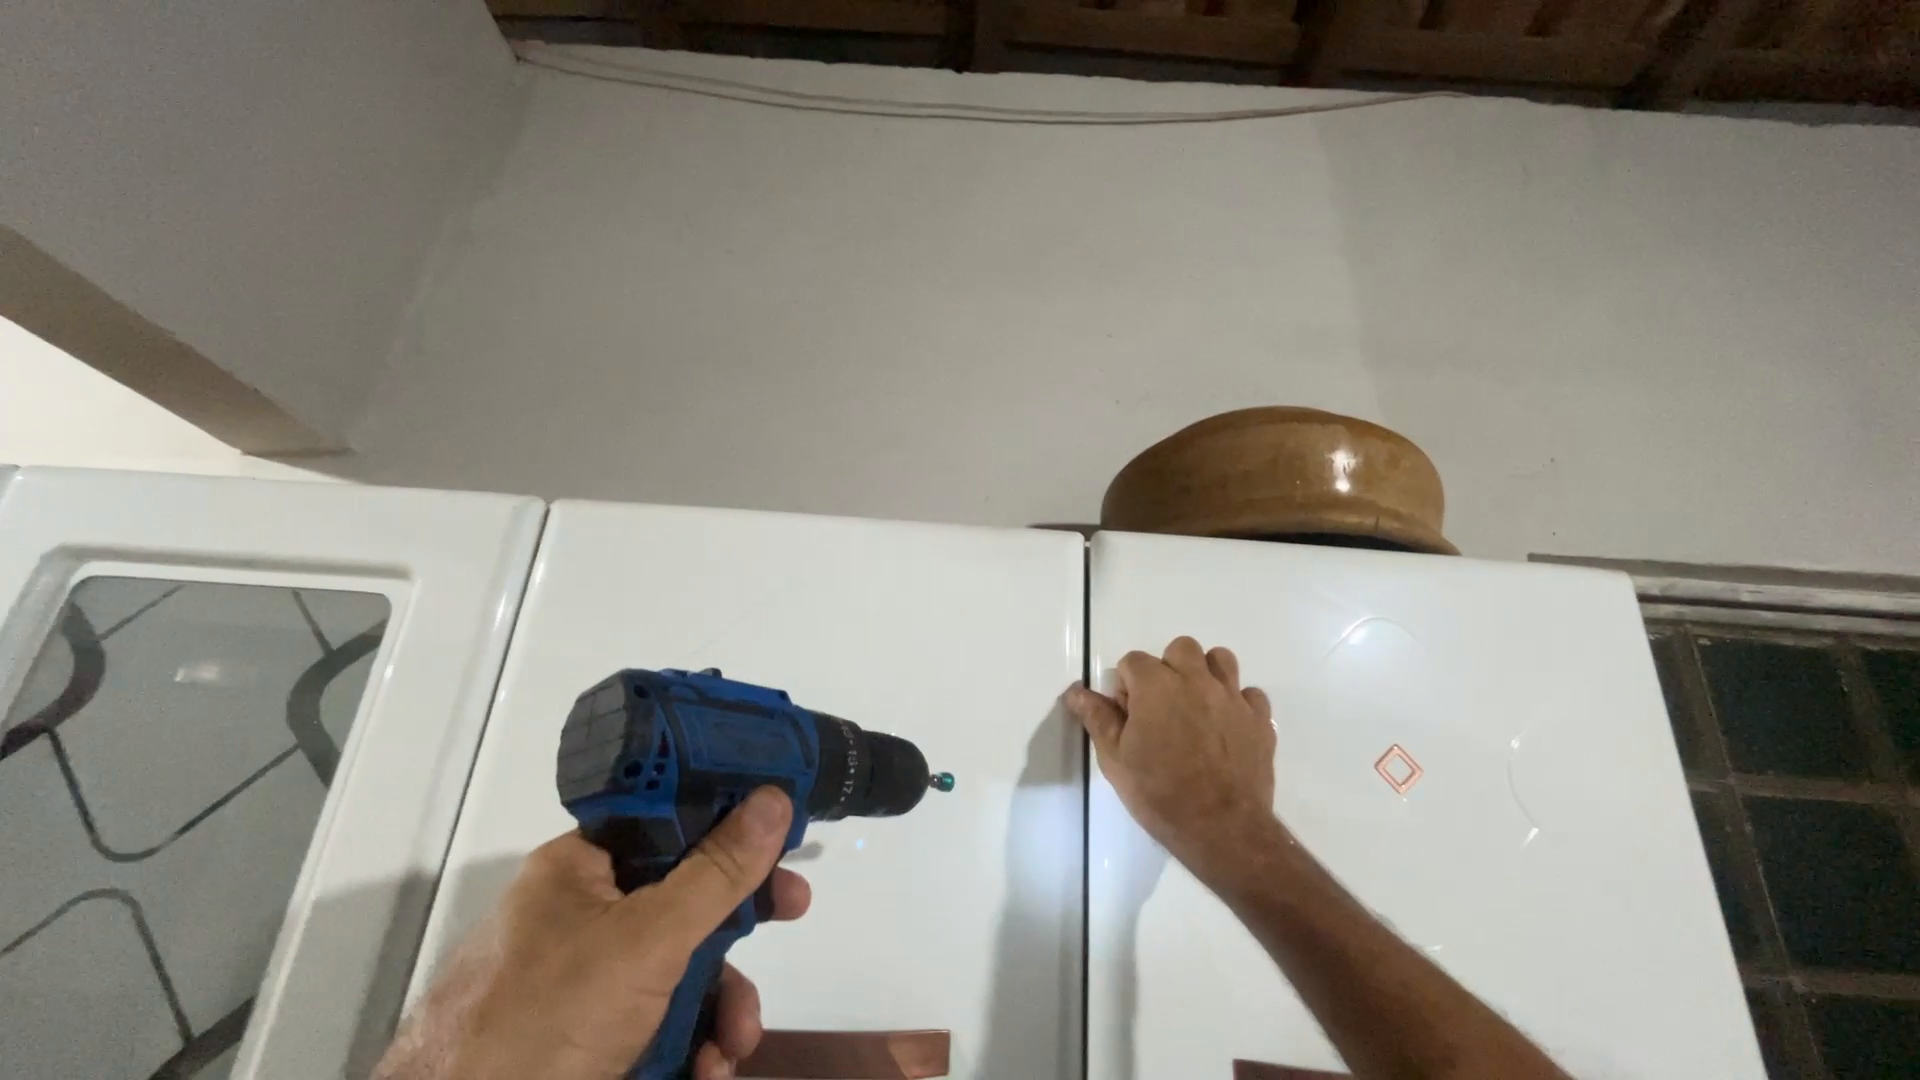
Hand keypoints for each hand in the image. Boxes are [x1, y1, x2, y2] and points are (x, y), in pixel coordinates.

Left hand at [374, 786, 810, 1079]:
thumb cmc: (548, 1018)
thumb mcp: (648, 939)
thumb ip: (718, 872)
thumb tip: (773, 797)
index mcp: (580, 867)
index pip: (668, 818)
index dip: (729, 823)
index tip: (778, 836)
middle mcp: (581, 913)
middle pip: (683, 896)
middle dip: (737, 928)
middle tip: (792, 909)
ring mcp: (582, 978)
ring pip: (677, 965)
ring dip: (721, 1003)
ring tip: (733, 1044)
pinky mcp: (586, 1033)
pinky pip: (656, 1015)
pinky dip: (690, 1039)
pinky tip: (706, 1068)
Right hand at [1066, 637, 1275, 876]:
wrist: (1222, 830)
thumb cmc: (1160, 794)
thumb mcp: (1115, 760)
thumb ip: (1097, 718)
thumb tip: (1075, 692)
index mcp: (1157, 686)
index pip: (1133, 661)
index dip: (1125, 686)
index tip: (1127, 716)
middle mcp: (1197, 681)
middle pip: (1181, 648)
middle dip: (1167, 668)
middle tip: (1161, 706)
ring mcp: (1233, 699)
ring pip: (1221, 660)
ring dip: (1205, 674)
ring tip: (1195, 706)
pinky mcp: (1260, 720)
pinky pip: (1250, 695)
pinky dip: (1237, 704)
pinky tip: (1226, 728)